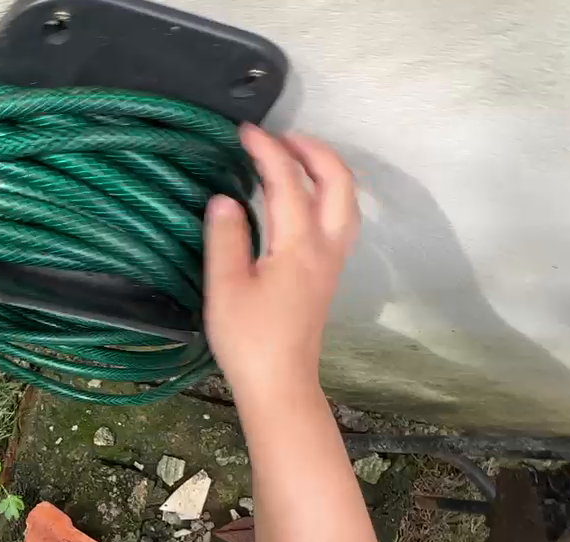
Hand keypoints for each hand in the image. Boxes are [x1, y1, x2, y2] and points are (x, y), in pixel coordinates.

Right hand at [203, 125, 358, 392]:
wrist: (279, 381)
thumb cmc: (249, 340)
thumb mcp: (226, 290)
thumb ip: (225, 240)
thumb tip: (224, 199)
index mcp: (298, 245)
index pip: (287, 183)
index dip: (267, 152)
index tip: (246, 132)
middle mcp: (326, 245)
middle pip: (336, 179)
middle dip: (311, 150)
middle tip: (279, 139)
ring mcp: (332, 260)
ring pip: (345, 198)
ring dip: (325, 169)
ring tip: (296, 159)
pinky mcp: (328, 274)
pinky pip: (340, 216)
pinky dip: (327, 193)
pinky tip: (305, 199)